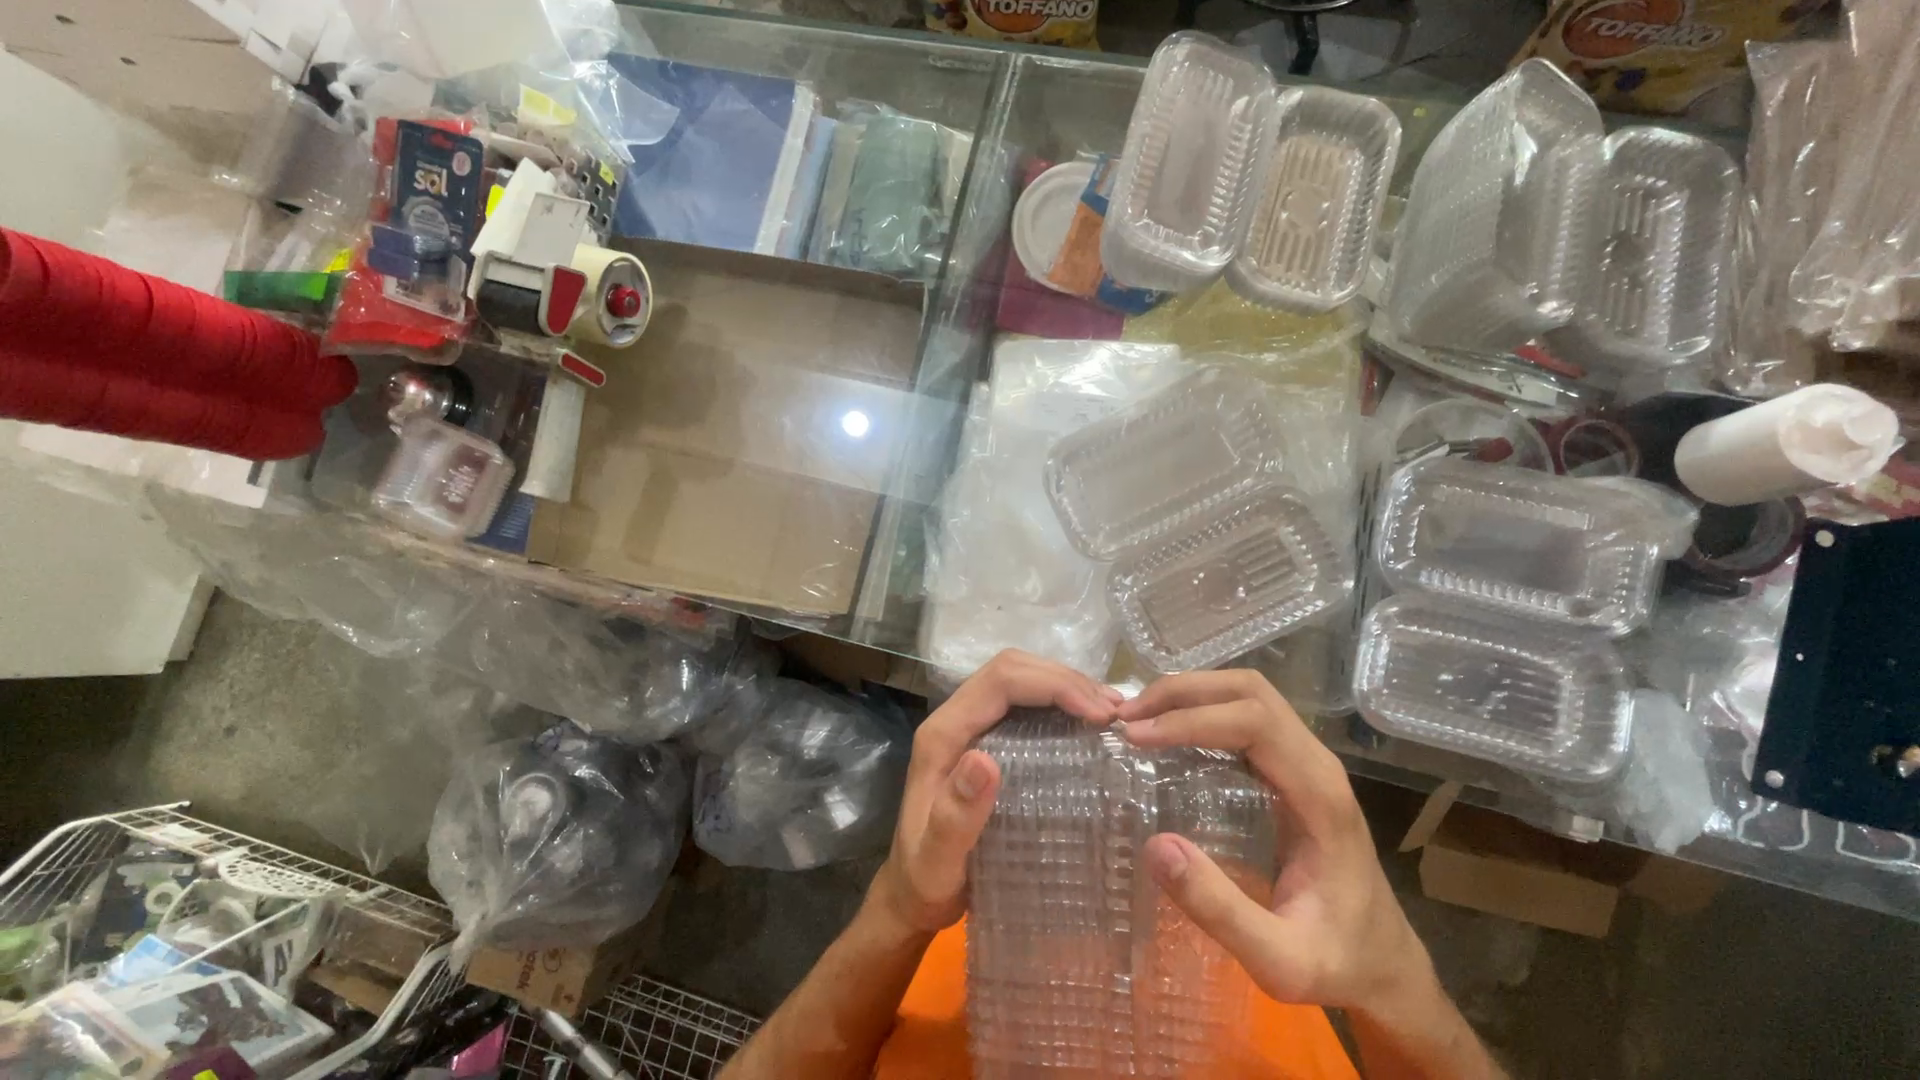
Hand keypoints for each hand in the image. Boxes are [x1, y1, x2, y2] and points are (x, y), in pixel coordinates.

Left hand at [868, 650, 1119, 934]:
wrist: (912, 894)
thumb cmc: (926, 880)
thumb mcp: (938, 860)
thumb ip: (955, 815)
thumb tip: (985, 761)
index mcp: (942, 735)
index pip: (1000, 682)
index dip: (1052, 685)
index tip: (1099, 715)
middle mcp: (955, 720)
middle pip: (1012, 670)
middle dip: (1066, 681)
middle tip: (1115, 714)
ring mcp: (971, 728)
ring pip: (1021, 681)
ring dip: (1067, 687)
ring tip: (1112, 714)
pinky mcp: (988, 742)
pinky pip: (1026, 704)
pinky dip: (1062, 704)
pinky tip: (1091, 725)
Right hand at [1117, 670, 1434, 1012]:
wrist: (1385, 968)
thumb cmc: (1337, 964)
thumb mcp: (1278, 959)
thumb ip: (1219, 909)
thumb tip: (1155, 846)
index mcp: (1320, 796)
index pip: (1254, 722)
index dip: (1191, 718)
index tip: (1136, 736)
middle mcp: (1317, 765)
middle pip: (1251, 692)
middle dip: (1184, 692)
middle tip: (1127, 717)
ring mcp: (1307, 764)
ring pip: (1250, 696)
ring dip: (1191, 695)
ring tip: (1138, 718)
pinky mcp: (1293, 772)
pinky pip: (1247, 719)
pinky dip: (1202, 710)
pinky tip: (1167, 733)